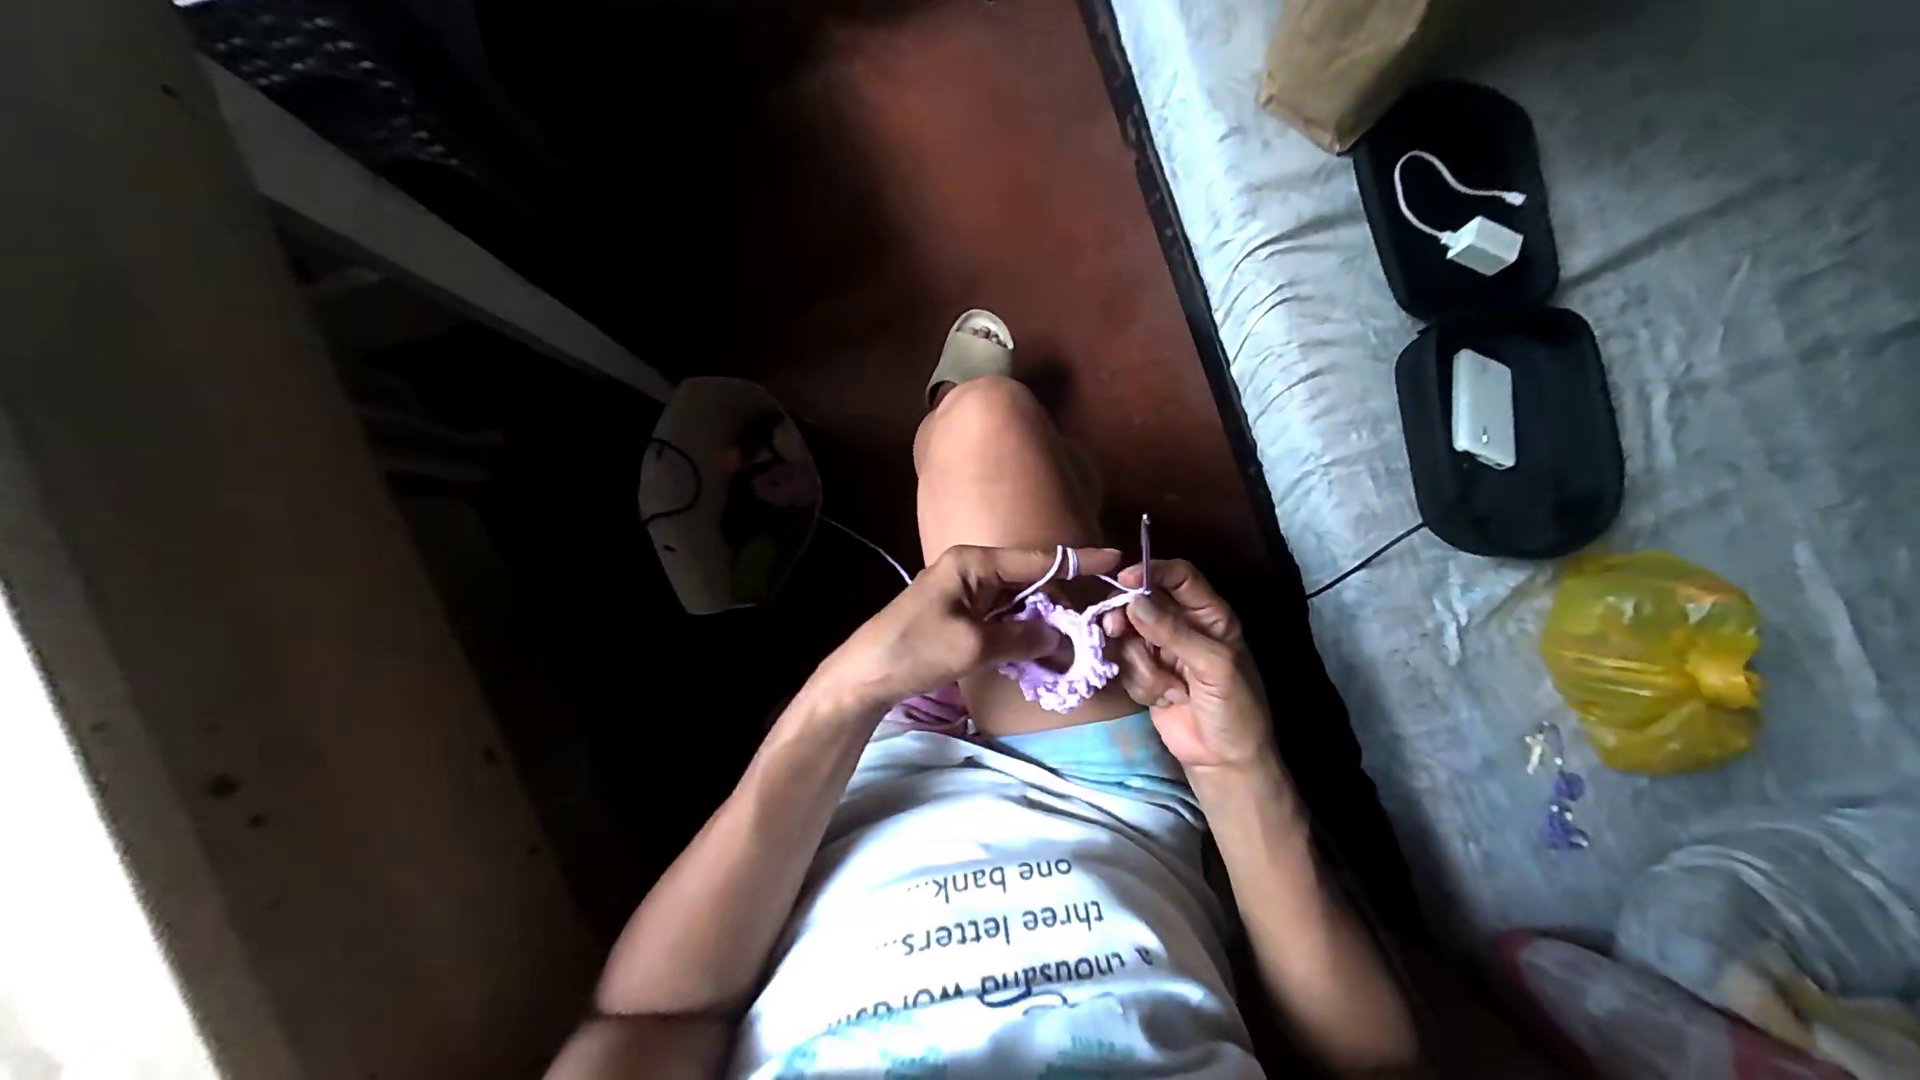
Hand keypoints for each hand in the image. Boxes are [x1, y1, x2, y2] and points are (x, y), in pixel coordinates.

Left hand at [815, 544, 1121, 713]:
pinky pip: (1002, 618)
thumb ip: (1022, 637)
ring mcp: (965, 593)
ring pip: (1018, 601)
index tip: (1115, 558)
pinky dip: (1023, 631)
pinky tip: (1043, 647)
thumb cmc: (914, 649)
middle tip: (1099, 616)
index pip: (1036, 559)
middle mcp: (972, 570)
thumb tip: (1058, 636)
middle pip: (1030, 579)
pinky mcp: (961, 616)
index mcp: (973, 562)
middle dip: (1063, 598)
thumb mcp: (973, 645)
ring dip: (1044, 619)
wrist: (865, 674)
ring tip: (1078, 637)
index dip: (1077, 561)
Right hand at [1100, 559, 1274, 773]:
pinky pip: (1125, 664)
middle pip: (1142, 602)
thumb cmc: (1236, 708)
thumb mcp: (1214, 666)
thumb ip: (1173, 632)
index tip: (1125, 578)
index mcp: (1209, 614)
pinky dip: (1140, 682)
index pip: (1179, 577)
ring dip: (1140, 662)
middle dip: (1127, 617)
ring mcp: (1161, 650)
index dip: (1153, 571)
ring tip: (1164, 685)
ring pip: (1128, 635)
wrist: (1224, 761)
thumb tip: (1134, 603)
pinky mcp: (1144, 674)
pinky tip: (1164, 698)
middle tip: (1115, 628)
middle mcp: (1182, 626)